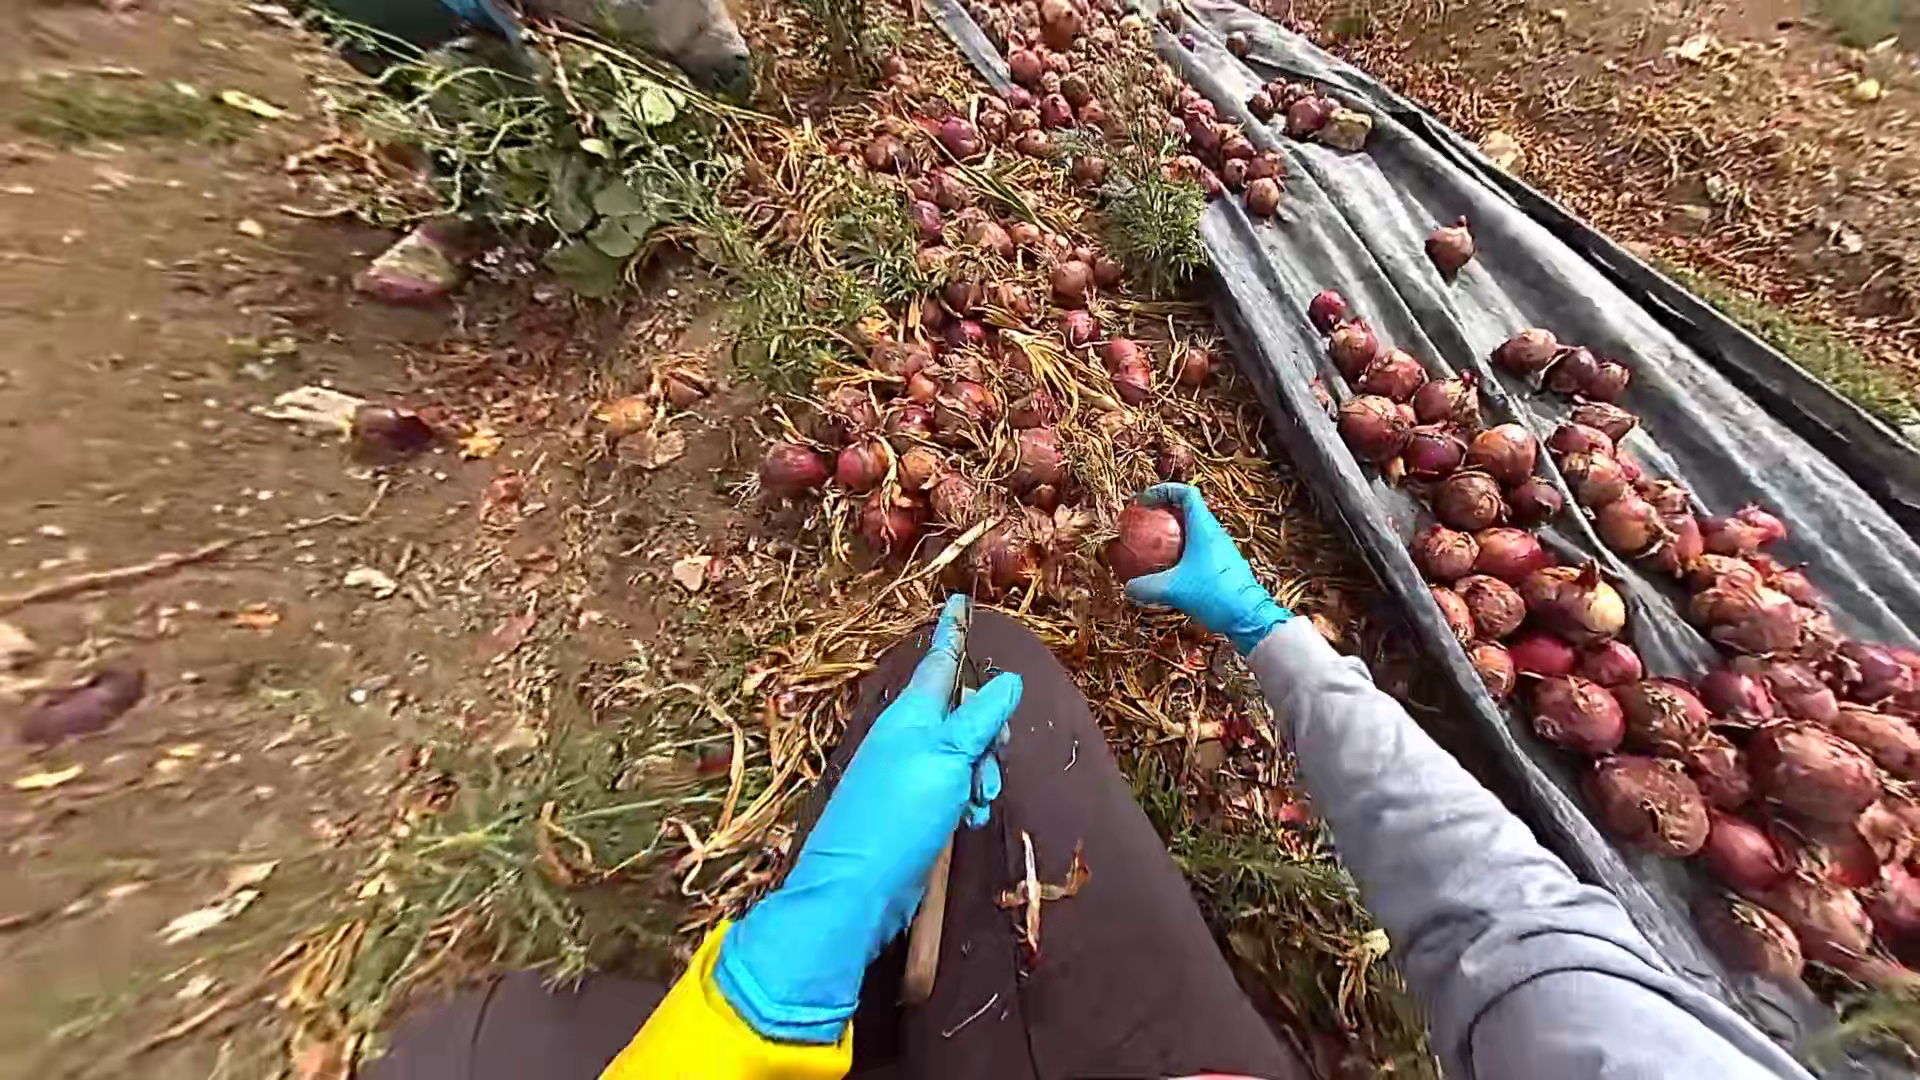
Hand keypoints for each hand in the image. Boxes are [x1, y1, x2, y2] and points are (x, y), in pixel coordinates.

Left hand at [715, 595, 1022, 1042]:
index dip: (953, 630)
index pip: (941, 659)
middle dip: (989, 729)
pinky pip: (957, 782)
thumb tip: (1009, 680)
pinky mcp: (917, 799)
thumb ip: (979, 717)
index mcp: (914, 711)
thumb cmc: (901, 810)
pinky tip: (971, 817)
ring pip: (966, 748)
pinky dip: (970, 795)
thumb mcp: (948, 756)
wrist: (857, 887)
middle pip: (964, 707)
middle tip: (996, 754)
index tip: (958, 601)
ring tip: (978, 799)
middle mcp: (912, 732)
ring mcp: (913, 766)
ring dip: (983, 771)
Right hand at [1124, 483, 1291, 653]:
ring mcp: (1219, 550)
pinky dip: (1179, 551)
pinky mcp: (1220, 566)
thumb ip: (1146, 587)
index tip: (1143, 501)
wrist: (1250, 618)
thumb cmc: (1214, 594)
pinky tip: (1167, 570)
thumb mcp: (1174, 590)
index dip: (1163, 491)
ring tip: (1151, 545)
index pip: (1186, 494)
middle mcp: (1214, 534)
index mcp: (1204, 528)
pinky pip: (1196, 549)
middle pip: (1187, 510)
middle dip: (1163, 511)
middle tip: (1142, 521)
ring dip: (1171, 532)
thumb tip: (1128, 587)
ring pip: (1192, 530)